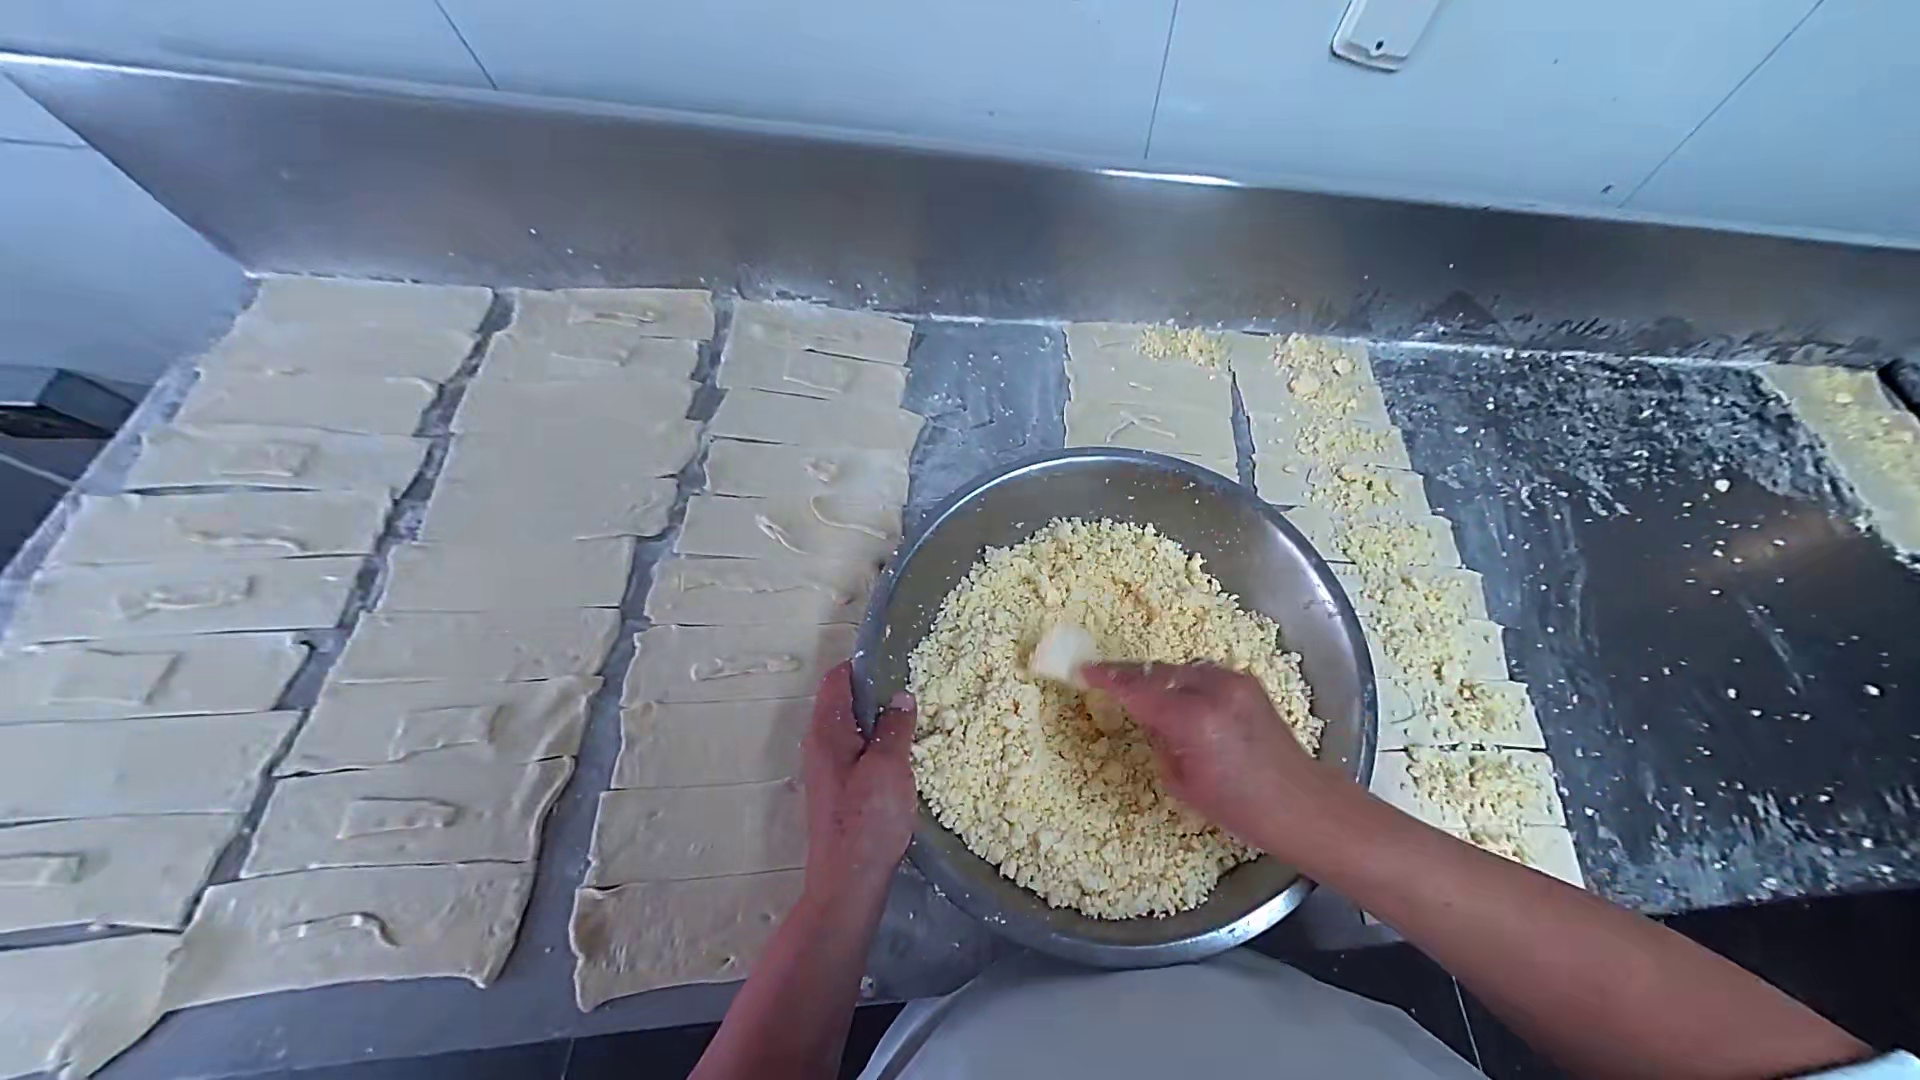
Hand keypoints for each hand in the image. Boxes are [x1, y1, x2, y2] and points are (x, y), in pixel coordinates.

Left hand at [801, 661, 916, 904]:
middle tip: (911, 686)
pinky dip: (877, 742)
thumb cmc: (867, 819)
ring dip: (878, 718)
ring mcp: (828, 768)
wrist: (847, 882)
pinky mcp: (839, 788)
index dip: (862, 664)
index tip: (895, 659)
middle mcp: (821, 744)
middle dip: (875, 690)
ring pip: (852, 727)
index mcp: (827, 731)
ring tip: (912, 715)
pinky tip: (902, 751)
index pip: (836, 679)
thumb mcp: (889, 766)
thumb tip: (900, 695)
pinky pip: (856, 749)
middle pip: (843, 701)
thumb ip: (895, 726)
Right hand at [1081, 661, 1333, 855]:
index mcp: (1193, 720)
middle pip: (1155, 672)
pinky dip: (1180, 681)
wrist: (1303, 803)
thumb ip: (1158, 738)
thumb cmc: (1239, 807)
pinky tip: (1175, 696)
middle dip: (1128, 676)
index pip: (1137, 689)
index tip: (1084, 671)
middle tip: (1104, 681)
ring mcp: (1233, 681)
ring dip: (1155, 678)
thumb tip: (1147, 715)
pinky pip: (1199, 674)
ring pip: (1177, 669)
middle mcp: (1213, 690)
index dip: (1106, 678)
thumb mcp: (1181, 780)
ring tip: (1138, 691)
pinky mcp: (1245, 681)